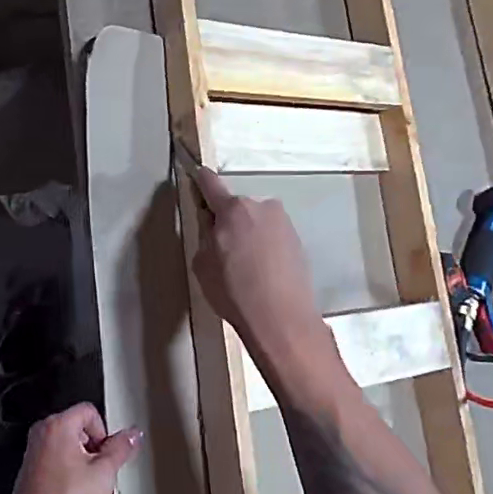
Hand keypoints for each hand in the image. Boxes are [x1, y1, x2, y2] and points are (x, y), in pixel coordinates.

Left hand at [1, 404, 140, 493]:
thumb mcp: (104, 474)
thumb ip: (120, 450)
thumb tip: (132, 435)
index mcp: (58, 425)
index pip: (90, 411)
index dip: (105, 433)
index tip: (110, 455)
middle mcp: (42, 433)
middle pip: (80, 430)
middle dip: (96, 453)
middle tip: (103, 476)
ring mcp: (35, 451)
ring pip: (70, 448)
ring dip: (86, 467)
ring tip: (93, 493)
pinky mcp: (32, 469)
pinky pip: (58, 463)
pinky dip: (72, 476)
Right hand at [191, 166, 326, 349]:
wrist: (281, 320)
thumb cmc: (234, 291)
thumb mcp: (202, 263)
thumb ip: (206, 236)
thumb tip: (214, 227)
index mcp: (233, 209)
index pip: (210, 183)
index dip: (199, 179)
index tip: (194, 173)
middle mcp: (262, 208)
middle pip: (235, 207)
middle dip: (226, 220)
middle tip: (220, 247)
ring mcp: (284, 224)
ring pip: (255, 221)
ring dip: (247, 234)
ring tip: (242, 265)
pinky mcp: (298, 242)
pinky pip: (271, 236)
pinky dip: (263, 247)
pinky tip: (259, 272)